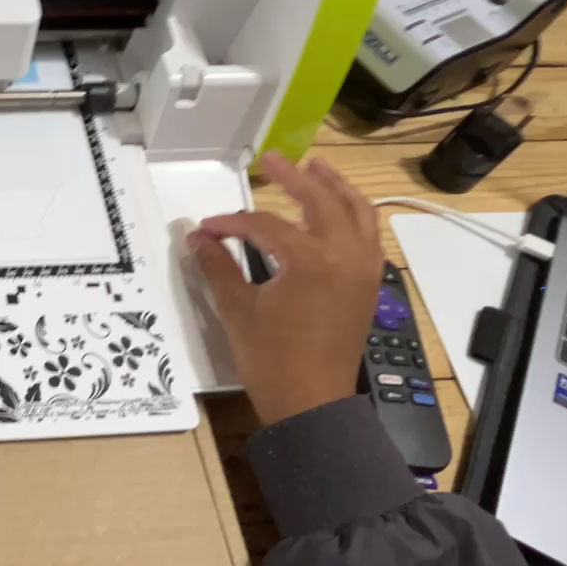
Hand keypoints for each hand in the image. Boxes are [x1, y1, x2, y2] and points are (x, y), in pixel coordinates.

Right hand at [187, 152, 383, 426]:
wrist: (310, 403)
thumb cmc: (272, 359)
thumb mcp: (238, 310)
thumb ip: (218, 267)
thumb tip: (198, 239)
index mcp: (311, 260)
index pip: (266, 226)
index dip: (232, 223)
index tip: (207, 229)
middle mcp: (346, 256)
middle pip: (323, 202)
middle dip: (296, 179)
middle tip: (274, 161)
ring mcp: (363, 271)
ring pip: (358, 213)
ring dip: (336, 189)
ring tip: (317, 170)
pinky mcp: (368, 286)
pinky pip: (368, 236)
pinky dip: (353, 216)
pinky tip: (338, 214)